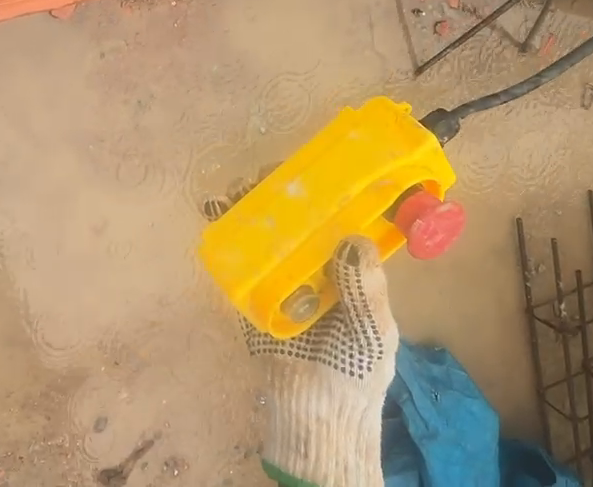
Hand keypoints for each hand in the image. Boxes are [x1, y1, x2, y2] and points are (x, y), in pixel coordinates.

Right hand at [208, 191, 398, 486]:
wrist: (318, 419)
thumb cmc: (356, 375)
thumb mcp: (374, 331)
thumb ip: (366, 288)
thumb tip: (352, 238)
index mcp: (349, 272)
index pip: (336, 223)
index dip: (325, 195)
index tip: (313, 174)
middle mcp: (314, 269)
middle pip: (296, 222)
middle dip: (281, 197)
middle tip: (266, 177)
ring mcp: (281, 280)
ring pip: (266, 235)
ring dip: (252, 209)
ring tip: (240, 189)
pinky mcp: (252, 294)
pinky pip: (240, 260)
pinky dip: (229, 236)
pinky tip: (218, 213)